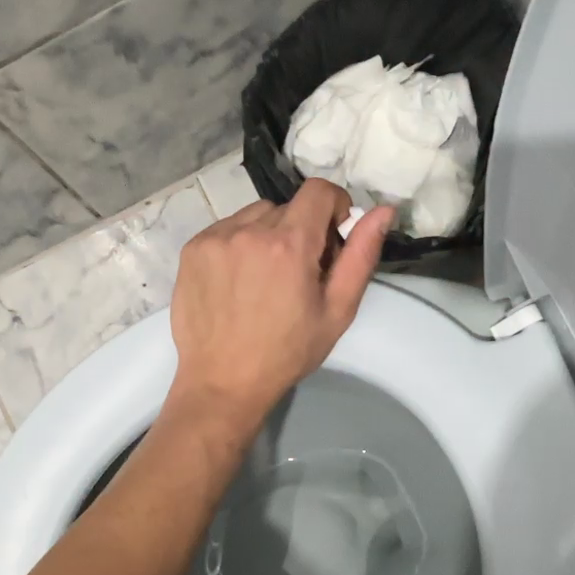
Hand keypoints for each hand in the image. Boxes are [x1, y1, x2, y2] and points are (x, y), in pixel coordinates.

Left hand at [167, 179, 394, 421]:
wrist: (222, 383)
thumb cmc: (286, 354)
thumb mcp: (336, 312)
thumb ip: (360, 257)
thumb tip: (383, 211)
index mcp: (290, 245)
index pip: (318, 191)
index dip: (333, 207)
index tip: (332, 237)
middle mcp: (249, 231)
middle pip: (287, 207)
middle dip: (300, 231)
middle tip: (298, 274)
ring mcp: (215, 238)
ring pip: (254, 216)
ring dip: (267, 236)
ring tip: (264, 279)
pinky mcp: (192, 249)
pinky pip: (225, 230)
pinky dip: (238, 246)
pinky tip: (238, 282)